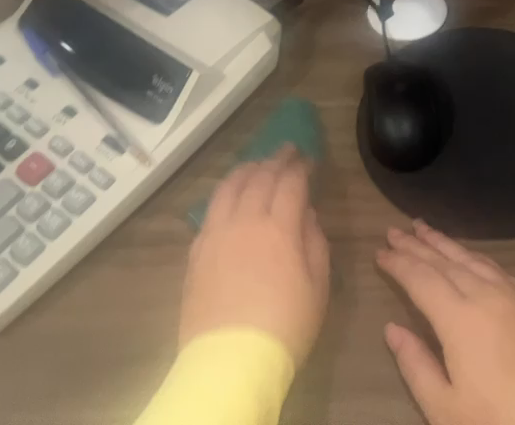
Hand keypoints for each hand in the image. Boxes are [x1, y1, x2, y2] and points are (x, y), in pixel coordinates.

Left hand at [178, 146, 329, 364]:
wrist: (230, 363)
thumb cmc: (285, 326)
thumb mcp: (317, 286)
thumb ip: (315, 243)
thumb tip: (307, 215)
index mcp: (279, 228)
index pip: (291, 183)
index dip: (302, 167)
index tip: (310, 159)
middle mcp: (245, 222)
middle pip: (260, 179)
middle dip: (276, 160)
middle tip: (287, 151)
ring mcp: (216, 236)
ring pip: (229, 188)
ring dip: (246, 170)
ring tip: (256, 165)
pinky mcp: (196, 253)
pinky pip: (210, 212)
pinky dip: (223, 195)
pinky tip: (229, 198)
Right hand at [377, 220, 514, 424]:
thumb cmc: (497, 417)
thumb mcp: (445, 406)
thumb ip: (415, 364)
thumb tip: (392, 329)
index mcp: (459, 318)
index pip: (421, 280)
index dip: (399, 264)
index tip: (380, 252)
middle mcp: (484, 294)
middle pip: (444, 262)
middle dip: (417, 245)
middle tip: (395, 231)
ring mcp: (511, 294)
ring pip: (471, 258)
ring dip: (445, 243)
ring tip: (425, 228)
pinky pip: (495, 266)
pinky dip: (474, 255)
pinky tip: (468, 255)